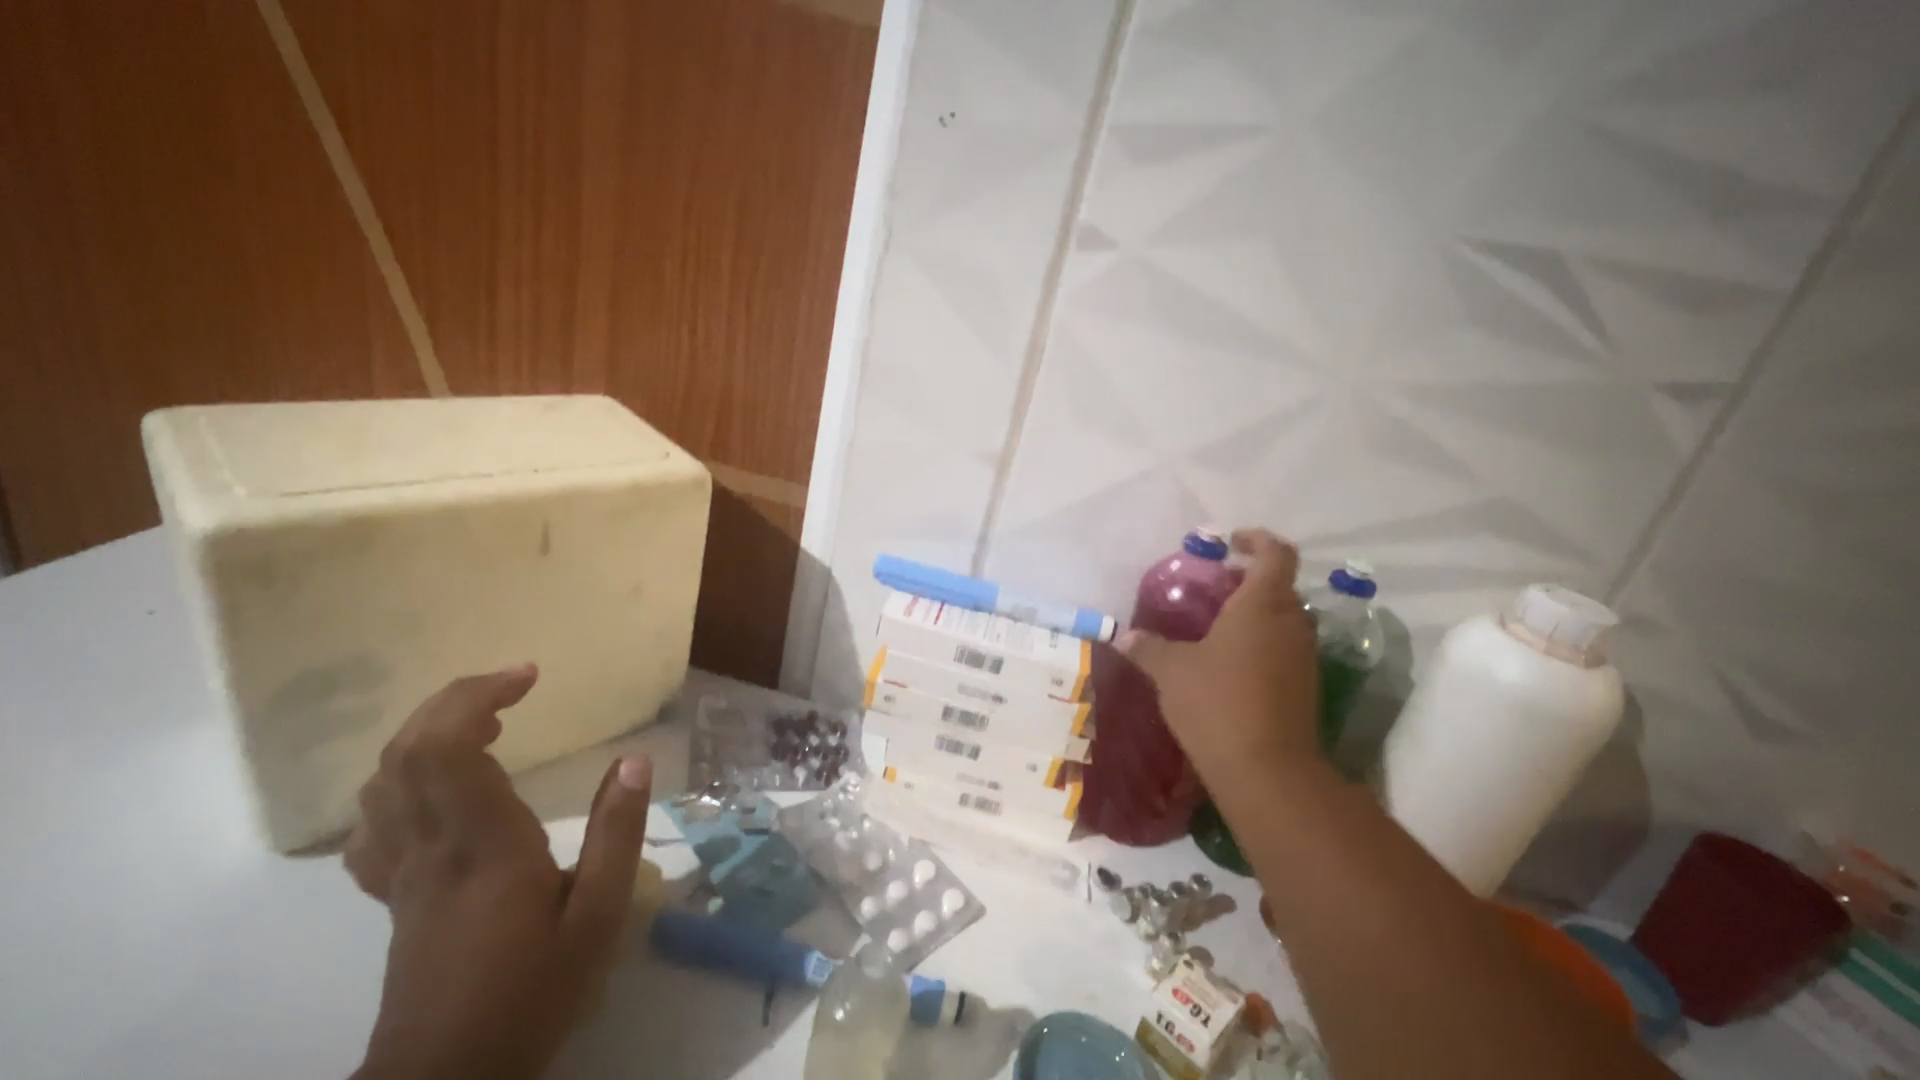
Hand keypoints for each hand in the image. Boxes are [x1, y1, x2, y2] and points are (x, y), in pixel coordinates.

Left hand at [344, 665, 653, 1079]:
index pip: (448, 745)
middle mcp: (431, 844)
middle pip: (408, 750)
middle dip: (454, 702)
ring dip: (427, 736)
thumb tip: (635, 759)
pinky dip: (399, 789)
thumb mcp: (597, 917)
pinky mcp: (394, 895)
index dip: (478, 696)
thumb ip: (616, 835)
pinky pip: (375, 827)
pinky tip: (434, 795)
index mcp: (482, 842)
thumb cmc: (533, 991)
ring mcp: (403, 870)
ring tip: (482, 731)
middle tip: (510, 690)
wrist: (449, 1074)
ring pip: (384, 782)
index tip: (529, 676)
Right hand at [1122, 529, 1321, 786]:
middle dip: (1248, 583)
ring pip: (1282, 622)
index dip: (1257, 540)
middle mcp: (1291, 623)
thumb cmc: (1217, 703)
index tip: (1232, 543)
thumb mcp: (1171, 672)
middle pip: (1279, 587)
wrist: (1266, 770)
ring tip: (1215, 632)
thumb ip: (1150, 649)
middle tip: (1212, 592)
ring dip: (1255, 618)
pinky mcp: (1305, 688)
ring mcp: (1303, 657)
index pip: (1275, 553)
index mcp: (1262, 604)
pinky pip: (1283, 652)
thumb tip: (1126, 637)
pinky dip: (1260, 649)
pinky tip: (1228, 669)